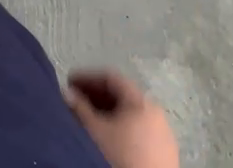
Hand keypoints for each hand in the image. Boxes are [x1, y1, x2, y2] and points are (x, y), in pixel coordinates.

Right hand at [64, 69, 178, 167]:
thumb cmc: (119, 156)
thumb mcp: (93, 129)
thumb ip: (78, 107)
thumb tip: (67, 93)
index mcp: (142, 102)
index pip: (112, 78)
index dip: (87, 77)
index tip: (68, 82)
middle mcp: (156, 114)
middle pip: (122, 95)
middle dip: (95, 95)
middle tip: (75, 100)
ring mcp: (164, 136)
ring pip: (130, 115)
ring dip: (106, 112)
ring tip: (87, 120)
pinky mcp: (165, 155)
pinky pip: (139, 131)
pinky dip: (120, 128)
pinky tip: (106, 139)